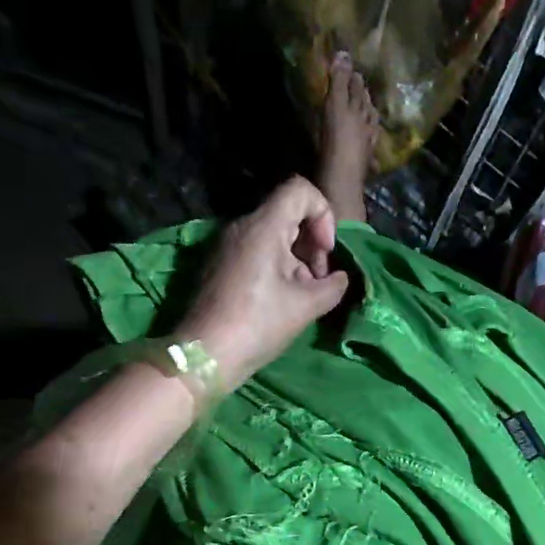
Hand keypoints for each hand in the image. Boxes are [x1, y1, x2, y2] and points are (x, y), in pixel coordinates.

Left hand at [174, 176, 351, 390]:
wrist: (206, 355)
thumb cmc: (258, 325)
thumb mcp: (306, 306)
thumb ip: (333, 286)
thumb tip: (338, 278)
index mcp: (263, 226)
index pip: (300, 190)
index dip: (323, 214)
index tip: (325, 252)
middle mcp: (242, 226)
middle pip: (288, 213)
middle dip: (312, 242)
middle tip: (319, 280)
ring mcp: (227, 245)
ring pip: (273, 235)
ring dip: (296, 259)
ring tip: (302, 295)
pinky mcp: (220, 264)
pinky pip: (256, 252)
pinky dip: (276, 267)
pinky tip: (280, 301)